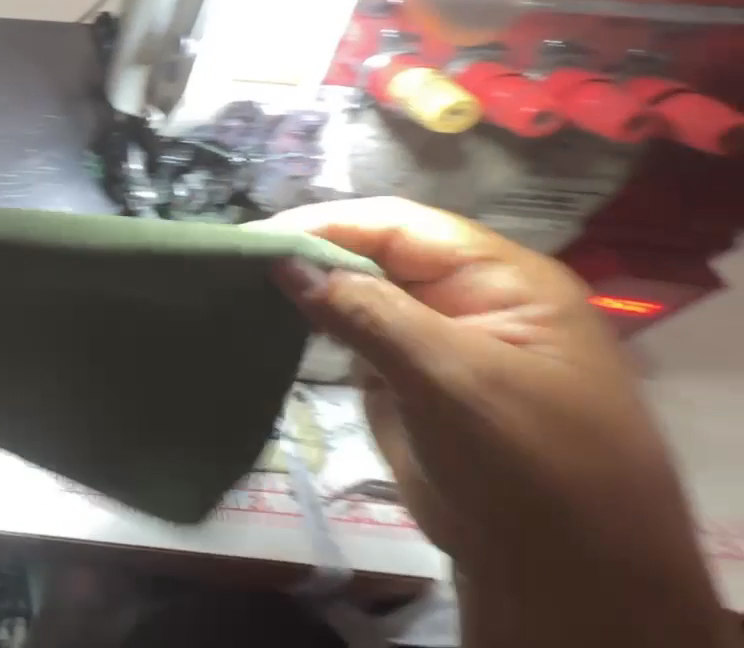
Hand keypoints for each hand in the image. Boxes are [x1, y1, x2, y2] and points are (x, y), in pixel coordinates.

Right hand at [266, 198, 731, 645]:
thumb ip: (365, 312)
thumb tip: (282, 260)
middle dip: (310, 254)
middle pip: (375, 251)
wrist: (558, 572)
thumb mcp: (448, 378)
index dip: (326, 224)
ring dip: (306, 287)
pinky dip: (314, 322)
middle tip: (238, 264)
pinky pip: (354, 330)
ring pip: (359, 289)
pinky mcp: (410, 372)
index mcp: (503, 280)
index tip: (255, 240)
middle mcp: (469, 296)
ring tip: (243, 286)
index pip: (399, 225)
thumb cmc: (525, 463)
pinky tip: (273, 320)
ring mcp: (438, 334)